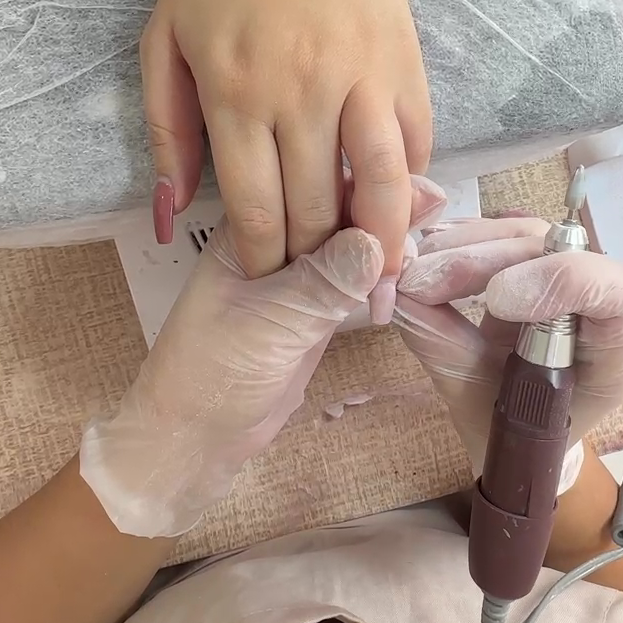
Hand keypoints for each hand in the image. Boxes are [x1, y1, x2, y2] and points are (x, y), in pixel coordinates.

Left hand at [82, 177, 447, 537]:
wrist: (195, 437)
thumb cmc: (213, 373)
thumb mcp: (270, 323)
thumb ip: (323, 283)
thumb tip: (379, 241)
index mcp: (255, 222)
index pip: (318, 185)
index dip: (368, 187)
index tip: (415, 201)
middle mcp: (280, 237)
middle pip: (344, 208)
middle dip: (387, 213)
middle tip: (426, 224)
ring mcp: (301, 274)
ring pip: (356, 243)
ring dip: (390, 245)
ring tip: (420, 251)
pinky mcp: (318, 307)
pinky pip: (358, 279)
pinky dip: (383, 277)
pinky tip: (405, 276)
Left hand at [139, 0, 432, 279]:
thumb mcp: (165, 41)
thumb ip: (167, 133)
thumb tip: (167, 216)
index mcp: (236, 93)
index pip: (256, 210)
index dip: (264, 261)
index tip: (270, 283)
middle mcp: (302, 94)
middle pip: (317, 210)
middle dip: (315, 264)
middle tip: (316, 286)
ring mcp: (361, 78)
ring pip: (381, 188)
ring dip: (379, 243)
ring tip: (373, 273)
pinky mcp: (404, 64)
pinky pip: (416, 142)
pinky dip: (410, 183)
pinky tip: (397, 204)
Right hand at [393, 217, 622, 486]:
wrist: (519, 437)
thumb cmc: (514, 436)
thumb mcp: (476, 407)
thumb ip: (444, 351)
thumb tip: (400, 297)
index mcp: (612, 356)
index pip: (621, 294)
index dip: (562, 280)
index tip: (495, 301)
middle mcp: (597, 306)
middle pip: (556, 251)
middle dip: (482, 262)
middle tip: (419, 282)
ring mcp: (564, 278)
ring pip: (524, 234)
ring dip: (462, 247)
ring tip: (411, 274)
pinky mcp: (531, 264)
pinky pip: (501, 234)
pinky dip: (458, 241)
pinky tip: (424, 256)